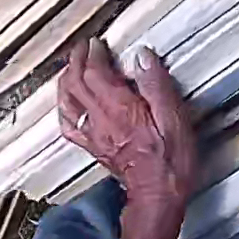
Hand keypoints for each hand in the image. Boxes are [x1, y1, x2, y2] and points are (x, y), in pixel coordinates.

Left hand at [57, 39, 198, 221]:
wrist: (158, 195)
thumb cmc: (170, 160)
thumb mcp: (174, 117)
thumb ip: (156, 84)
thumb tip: (142, 56)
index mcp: (120, 107)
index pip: (95, 72)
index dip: (93, 54)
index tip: (98, 42)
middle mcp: (101, 119)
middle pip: (76, 82)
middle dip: (77, 61)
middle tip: (84, 48)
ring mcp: (93, 134)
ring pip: (67, 100)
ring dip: (67, 80)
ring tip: (73, 67)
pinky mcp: (94, 147)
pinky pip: (69, 124)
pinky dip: (64, 107)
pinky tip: (68, 103)